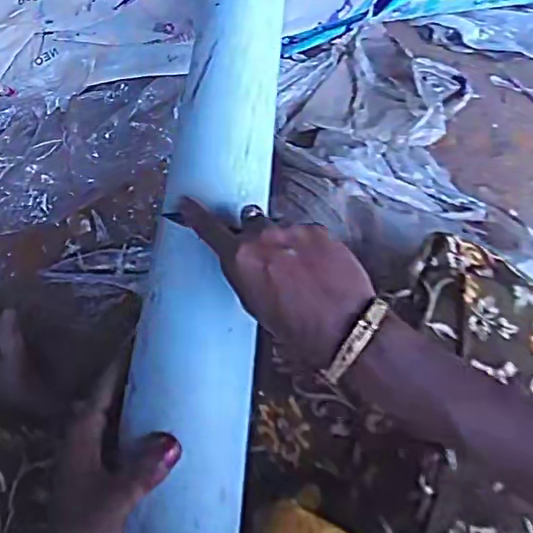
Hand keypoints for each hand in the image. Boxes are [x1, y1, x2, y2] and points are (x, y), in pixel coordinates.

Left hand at [40, 352, 180, 532]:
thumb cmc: (82, 527)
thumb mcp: (117, 498)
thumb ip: (143, 469)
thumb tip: (174, 440)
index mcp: (82, 429)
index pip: (105, 382)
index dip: (122, 358)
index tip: (139, 332)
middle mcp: (80, 432)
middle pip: (108, 392)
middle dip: (129, 371)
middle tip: (156, 350)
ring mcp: (83, 449)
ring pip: (110, 411)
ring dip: (129, 395)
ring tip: (157, 377)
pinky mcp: (90, 465)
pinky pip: (113, 429)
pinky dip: (128, 419)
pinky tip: (147, 420)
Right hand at [170, 197, 375, 369]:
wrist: (345, 329)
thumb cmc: (298, 329)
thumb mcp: (255, 306)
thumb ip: (243, 273)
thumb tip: (243, 261)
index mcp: (240, 258)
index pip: (210, 228)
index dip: (196, 214)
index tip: (187, 202)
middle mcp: (262, 237)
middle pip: (251, 223)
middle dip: (257, 236)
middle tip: (271, 260)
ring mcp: (292, 229)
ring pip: (281, 229)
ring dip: (286, 244)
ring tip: (302, 272)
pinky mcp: (318, 229)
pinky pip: (305, 232)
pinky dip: (309, 247)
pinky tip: (319, 269)